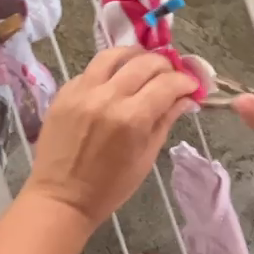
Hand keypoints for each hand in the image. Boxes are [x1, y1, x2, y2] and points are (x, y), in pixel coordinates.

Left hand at [23, 47, 197, 225]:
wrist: (61, 198)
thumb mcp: (146, 157)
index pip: (167, 83)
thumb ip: (165, 121)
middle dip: (165, 66)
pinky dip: (109, 70)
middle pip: (144, 62)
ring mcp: (82, 92)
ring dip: (135, 57)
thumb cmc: (110, 187)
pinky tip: (115, 82)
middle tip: (171, 76)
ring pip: (114, 55)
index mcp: (132, 119)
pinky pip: (91, 69)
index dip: (186, 81)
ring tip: (144, 66)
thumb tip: (185, 98)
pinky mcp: (64, 92)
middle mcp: (108, 97)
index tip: (192, 86)